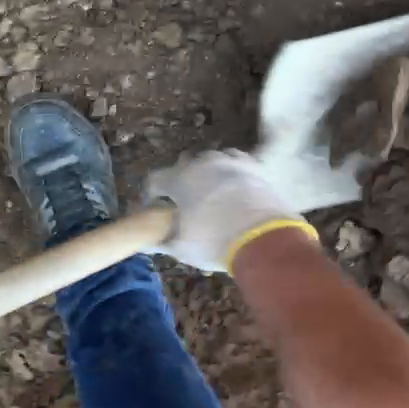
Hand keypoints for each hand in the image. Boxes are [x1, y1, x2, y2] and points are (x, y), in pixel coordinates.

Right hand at [144, 150, 317, 273]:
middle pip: (183, 165)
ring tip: (209, 194)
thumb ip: (159, 242)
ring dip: (206, 173)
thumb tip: (145, 244)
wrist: (264, 239)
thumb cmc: (213, 241)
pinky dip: (231, 172)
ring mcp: (230, 162)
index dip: (151, 194)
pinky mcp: (254, 168)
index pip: (154, 179)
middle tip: (184, 203)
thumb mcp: (180, 247)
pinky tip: (233, 187)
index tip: (154, 208)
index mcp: (179, 180)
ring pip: (211, 160)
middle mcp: (202, 164)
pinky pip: (236, 163)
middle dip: (180, 180)